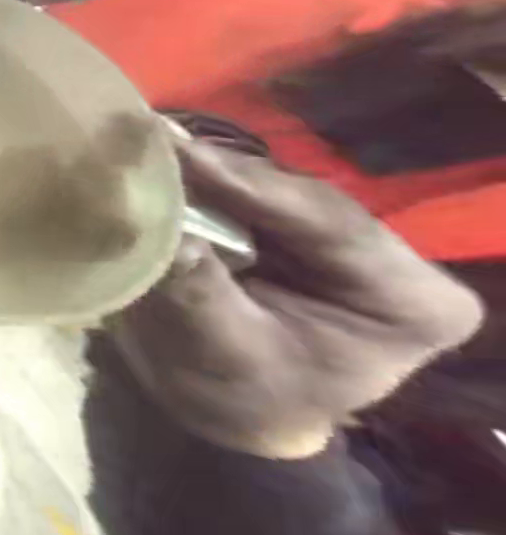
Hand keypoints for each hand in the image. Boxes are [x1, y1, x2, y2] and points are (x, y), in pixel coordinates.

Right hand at [110, 137, 482, 459]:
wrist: (214, 402)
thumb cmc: (234, 393)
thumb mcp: (220, 351)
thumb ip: (194, 288)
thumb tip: (147, 222)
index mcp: (406, 298)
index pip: (331, 223)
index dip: (249, 182)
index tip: (177, 148)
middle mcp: (373, 252)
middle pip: (285, 191)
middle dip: (209, 167)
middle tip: (137, 133)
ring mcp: (314, 231)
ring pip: (249, 180)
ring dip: (187, 163)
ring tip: (128, 136)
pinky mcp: (263, 219)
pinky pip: (221, 185)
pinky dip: (176, 173)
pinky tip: (136, 154)